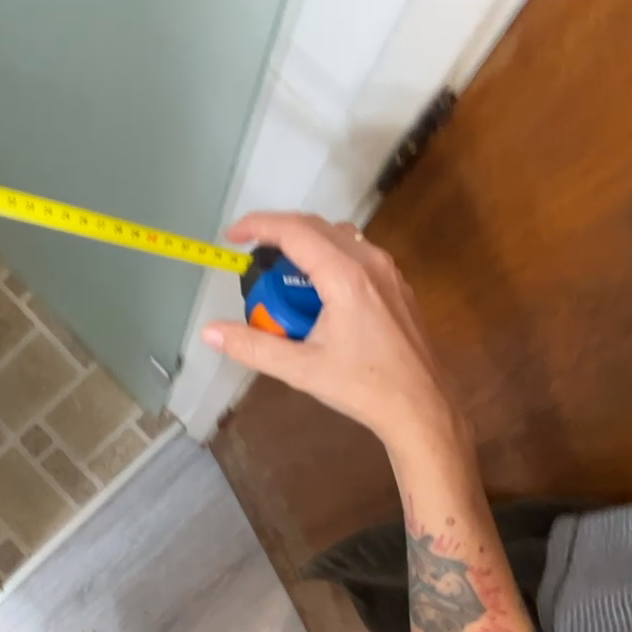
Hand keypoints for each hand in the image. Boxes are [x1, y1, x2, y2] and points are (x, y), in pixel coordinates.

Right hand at [203, 212, 469, 460]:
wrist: (420, 405)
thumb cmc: (362, 387)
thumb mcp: (301, 369)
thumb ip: (252, 347)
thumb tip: (210, 332)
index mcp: (345, 277)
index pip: (294, 232)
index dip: (258, 226)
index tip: (232, 237)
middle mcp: (370, 262)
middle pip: (316, 226)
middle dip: (278, 234)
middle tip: (250, 255)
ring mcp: (388, 271)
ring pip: (339, 237)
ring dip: (305, 246)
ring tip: (280, 275)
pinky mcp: (396, 285)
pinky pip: (356, 254)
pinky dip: (327, 259)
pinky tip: (315, 293)